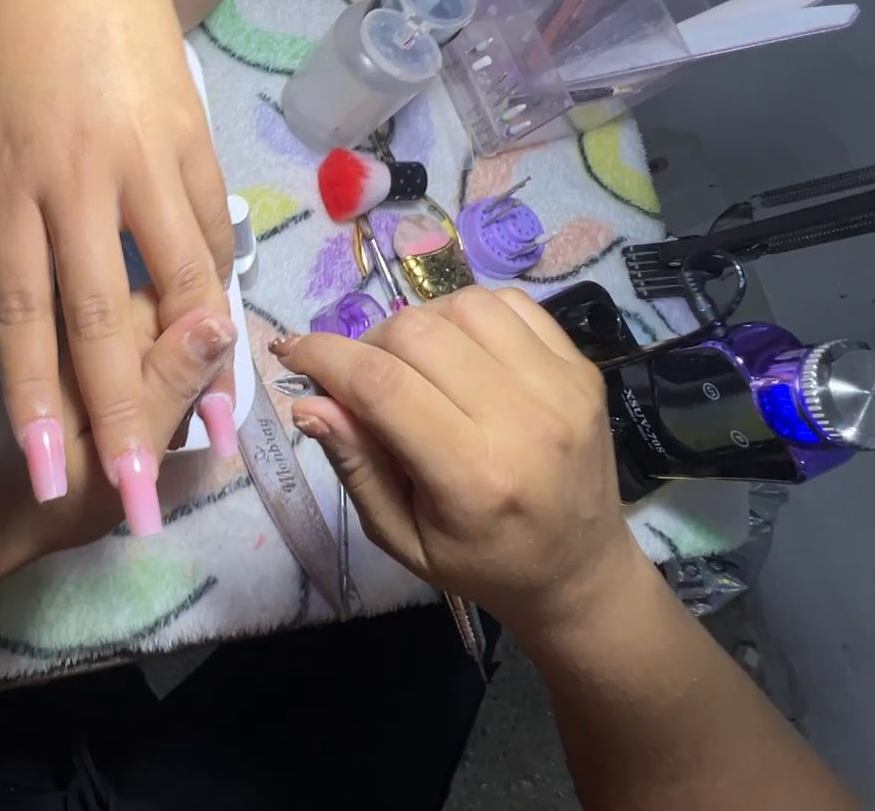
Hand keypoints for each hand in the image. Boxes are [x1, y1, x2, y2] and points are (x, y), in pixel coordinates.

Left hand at [0, 0, 237, 534]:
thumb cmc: (7, 30)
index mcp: (10, 185)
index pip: (22, 314)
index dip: (35, 401)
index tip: (46, 473)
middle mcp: (78, 185)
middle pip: (99, 317)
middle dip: (118, 415)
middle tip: (134, 496)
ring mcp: (144, 163)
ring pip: (175, 280)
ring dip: (195, 365)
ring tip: (213, 435)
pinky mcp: (196, 140)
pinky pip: (209, 228)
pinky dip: (220, 288)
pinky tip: (232, 340)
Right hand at [272, 286, 647, 637]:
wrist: (581, 571)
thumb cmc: (480, 562)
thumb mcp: (398, 535)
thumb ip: (353, 465)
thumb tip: (306, 403)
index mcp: (473, 476)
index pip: (381, 384)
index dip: (324, 356)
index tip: (293, 353)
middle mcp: (523, 421)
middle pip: (415, 333)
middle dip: (366, 344)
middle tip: (361, 379)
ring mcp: (561, 387)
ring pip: (459, 306)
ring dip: (415, 326)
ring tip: (412, 365)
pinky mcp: (581, 368)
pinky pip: (506, 303)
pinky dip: (464, 315)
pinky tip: (458, 351)